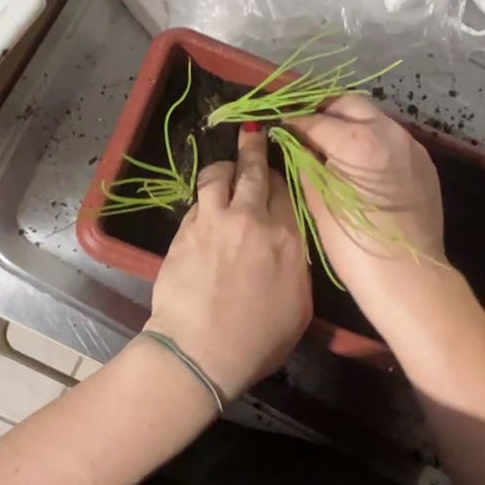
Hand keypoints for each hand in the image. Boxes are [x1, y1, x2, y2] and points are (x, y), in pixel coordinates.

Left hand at [145, 124, 312, 396]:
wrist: (202, 350)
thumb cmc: (259, 341)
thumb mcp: (299, 305)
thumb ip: (296, 265)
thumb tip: (287, 247)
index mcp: (290, 239)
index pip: (288, 191)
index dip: (283, 176)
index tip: (281, 169)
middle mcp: (254, 219)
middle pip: (256, 172)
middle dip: (256, 149)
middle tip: (255, 134)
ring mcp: (216, 221)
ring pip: (220, 176)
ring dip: (225, 168)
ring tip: (226, 167)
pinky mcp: (186, 230)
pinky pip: (198, 201)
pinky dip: (205, 197)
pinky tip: (207, 203)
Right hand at [282, 95, 452, 327]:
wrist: (408, 279)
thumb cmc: (354, 245)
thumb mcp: (318, 201)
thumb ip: (304, 162)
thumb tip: (294, 142)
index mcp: (359, 139)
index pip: (316, 120)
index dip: (292, 123)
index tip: (278, 128)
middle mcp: (390, 132)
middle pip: (349, 106)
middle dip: (324, 113)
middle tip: (303, 132)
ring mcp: (412, 147)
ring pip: (374, 120)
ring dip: (350, 126)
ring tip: (329, 148)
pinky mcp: (424, 164)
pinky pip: (392, 141)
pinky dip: (372, 143)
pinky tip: (359, 166)